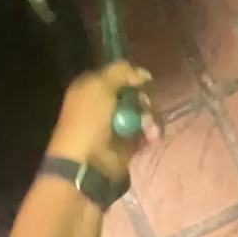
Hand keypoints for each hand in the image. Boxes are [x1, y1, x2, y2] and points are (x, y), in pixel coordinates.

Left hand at [46, 62, 158, 180]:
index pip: (119, 75)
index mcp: (93, 89)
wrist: (85, 164)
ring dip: (150, 118)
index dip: (132, 76)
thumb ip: (120, 72)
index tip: (143, 81)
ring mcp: (118, 124)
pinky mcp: (130, 143)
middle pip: (136, 94)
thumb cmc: (88, 121)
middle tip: (143, 106)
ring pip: (144, 112)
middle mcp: (105, 105)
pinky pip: (148, 131)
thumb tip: (142, 74)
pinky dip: (152, 133)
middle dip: (143, 99)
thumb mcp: (99, 87)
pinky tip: (152, 137)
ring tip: (148, 129)